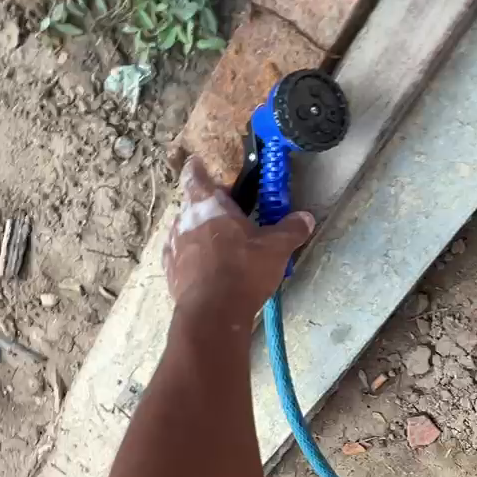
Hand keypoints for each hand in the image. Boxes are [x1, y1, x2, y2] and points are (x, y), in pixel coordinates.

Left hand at [161, 157, 315, 332]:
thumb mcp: (276, 249)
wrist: (213, 311)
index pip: (196, 174)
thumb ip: (291, 230)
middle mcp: (185, 219)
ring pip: (185, 231)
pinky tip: (205, 270)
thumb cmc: (243, 270)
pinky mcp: (170, 271)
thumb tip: (306, 217)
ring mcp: (173, 245)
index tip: (202, 165)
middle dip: (207, 209)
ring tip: (218, 248)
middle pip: (192, 204)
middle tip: (227, 219)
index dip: (199, 168)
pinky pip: (180, 257)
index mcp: (209, 204)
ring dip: (199, 235)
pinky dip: (191, 259)